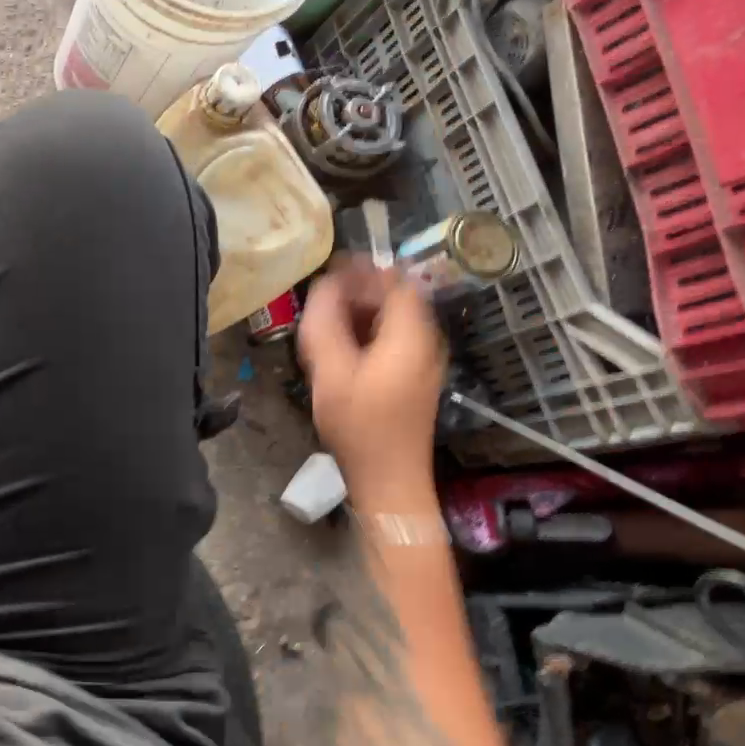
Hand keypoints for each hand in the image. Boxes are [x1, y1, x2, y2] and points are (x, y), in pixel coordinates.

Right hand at [297, 263, 446, 513]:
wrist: (388, 478)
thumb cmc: (359, 424)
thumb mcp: (331, 371)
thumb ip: (325, 323)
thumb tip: (322, 286)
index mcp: (411, 335)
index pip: (396, 282)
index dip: (364, 268)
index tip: (330, 267)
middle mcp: (425, 342)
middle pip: (395, 299)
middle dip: (357, 290)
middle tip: (319, 295)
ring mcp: (422, 362)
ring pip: (391, 320)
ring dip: (358, 313)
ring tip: (322, 320)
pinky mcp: (412, 379)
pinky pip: (391, 340)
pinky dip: (365, 333)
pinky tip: (337, 347)